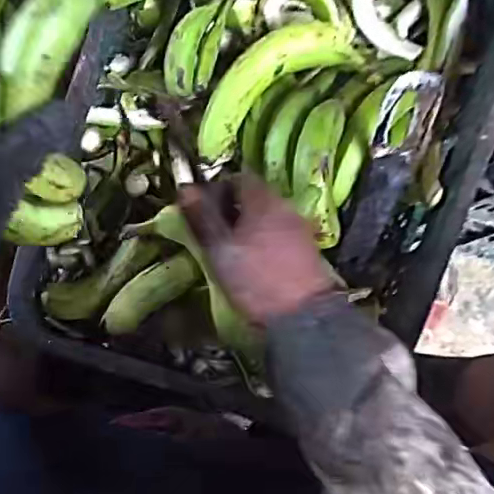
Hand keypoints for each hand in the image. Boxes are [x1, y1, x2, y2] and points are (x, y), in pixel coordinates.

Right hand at [181, 175, 334, 323]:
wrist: (303, 315)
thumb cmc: (255, 280)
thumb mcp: (219, 250)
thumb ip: (201, 218)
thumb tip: (185, 188)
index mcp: (264, 201)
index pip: (239, 178)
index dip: (218, 188)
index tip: (202, 207)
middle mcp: (286, 207)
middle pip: (255, 196)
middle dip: (232, 209)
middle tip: (212, 231)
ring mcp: (300, 229)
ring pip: (268, 216)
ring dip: (248, 226)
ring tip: (231, 249)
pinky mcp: (307, 250)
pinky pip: (280, 234)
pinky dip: (263, 240)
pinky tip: (254, 261)